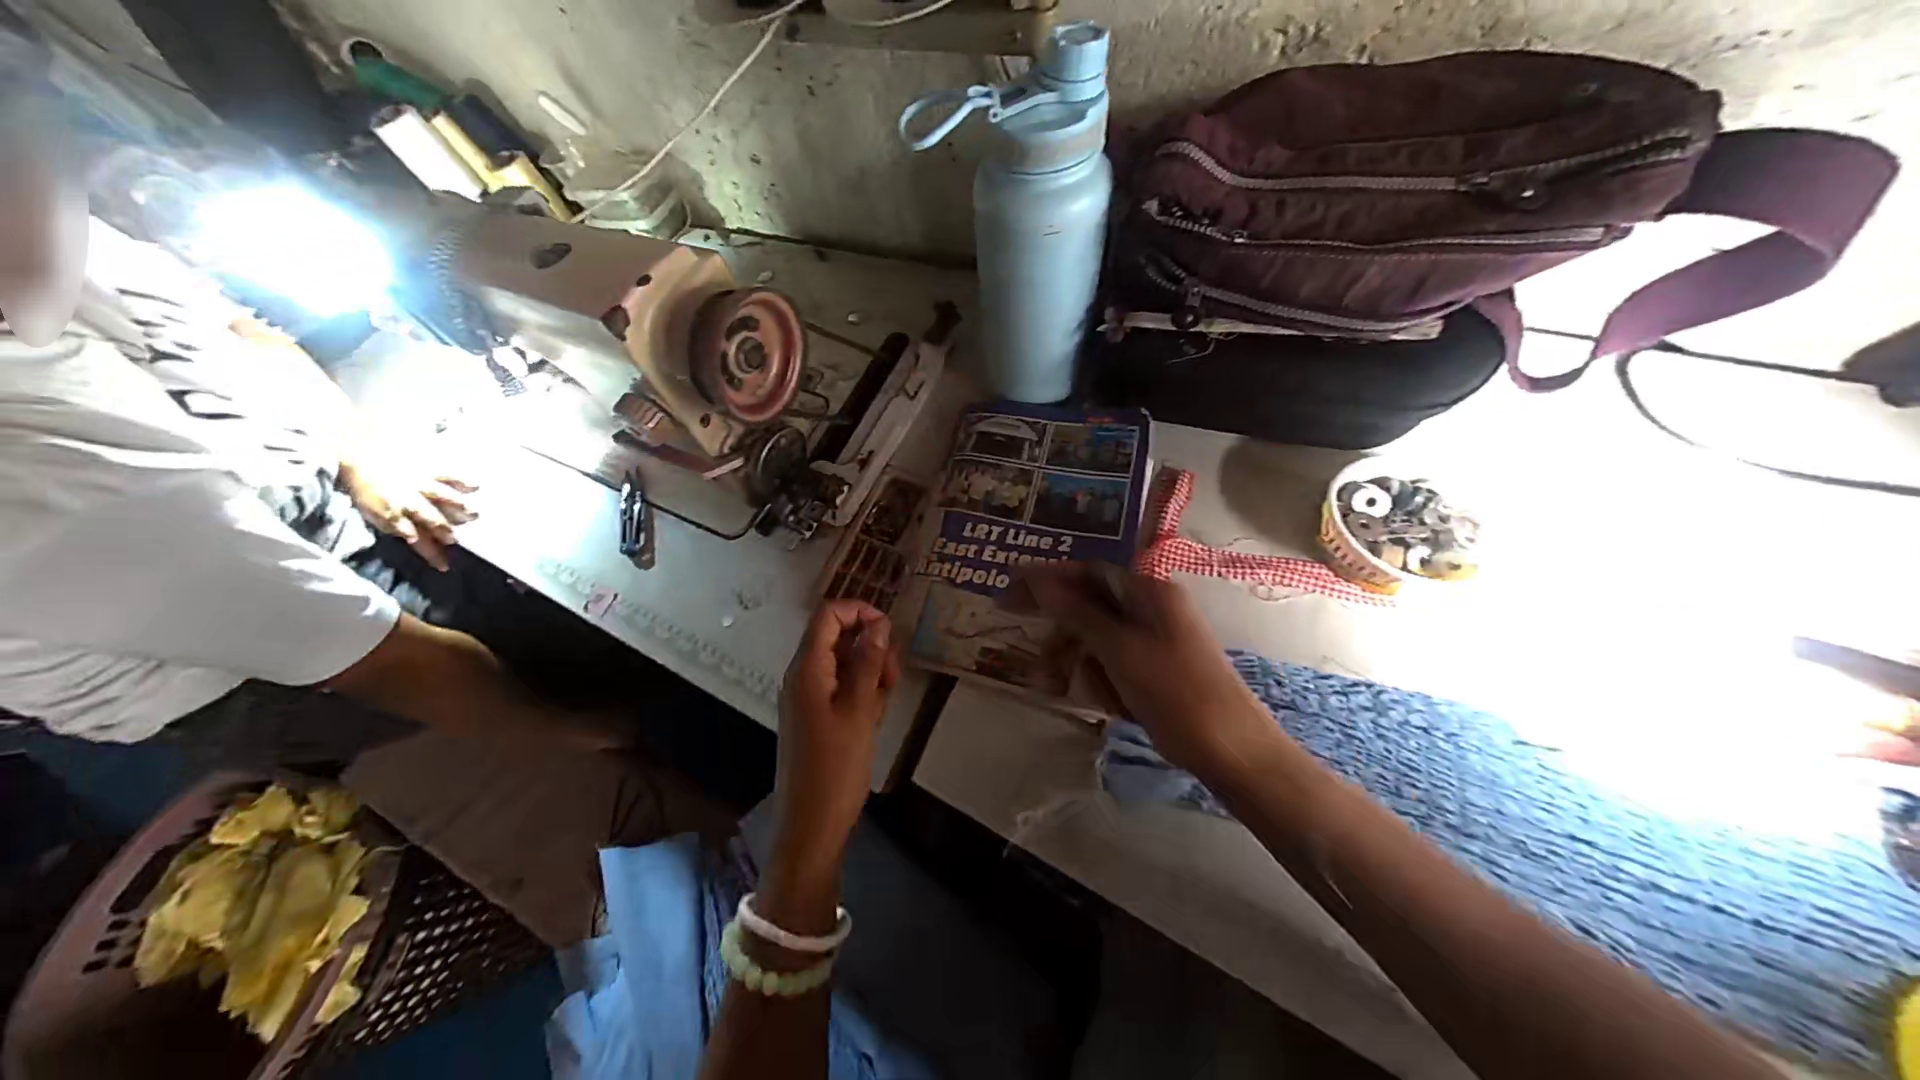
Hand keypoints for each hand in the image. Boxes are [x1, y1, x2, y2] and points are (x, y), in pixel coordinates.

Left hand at [338, 460, 477, 571]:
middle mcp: (411, 500)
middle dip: (443, 530)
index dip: (431, 553)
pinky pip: (448, 474)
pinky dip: (462, 480)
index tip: (445, 566)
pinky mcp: (428, 468)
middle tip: (455, 540)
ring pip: (442, 497)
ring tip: (474, 515)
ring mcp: (421, 483)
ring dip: (458, 507)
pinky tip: (476, 486)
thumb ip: (393, 525)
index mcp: (396, 513)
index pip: (417, 538)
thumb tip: (413, 537)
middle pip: (431, 518)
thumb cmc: (365, 486)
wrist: (354, 452)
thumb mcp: (372, 511)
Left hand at [764, 601, 899, 931]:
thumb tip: (879, 623)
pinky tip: (874, 717)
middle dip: (871, 646)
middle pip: (838, 637)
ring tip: (884, 701)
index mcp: (807, 669)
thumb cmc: (836, 766)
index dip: (860, 612)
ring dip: (870, 672)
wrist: (811, 824)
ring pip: (844, 663)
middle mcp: (803, 676)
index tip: (890, 632)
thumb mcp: (859, 710)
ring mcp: (808, 697)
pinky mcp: (816, 716)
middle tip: (892, 677)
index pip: (828, 615)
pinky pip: (842, 688)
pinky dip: (861, 693)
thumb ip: (868, 662)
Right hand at [1017, 565, 1279, 784]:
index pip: (1087, 572)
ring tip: (1073, 696)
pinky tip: (1110, 706)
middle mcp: (1150, 608)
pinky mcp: (1153, 668)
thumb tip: (1038, 581)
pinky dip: (1103, 682)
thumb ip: (1077, 613)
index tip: (1009, 589)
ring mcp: (1153, 639)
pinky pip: (1113, 664)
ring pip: (1097, 641)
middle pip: (1089, 608)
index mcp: (1148, 592)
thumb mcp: (1119, 650)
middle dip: (1062, 636)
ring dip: (1081, 665)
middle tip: (1038, 664)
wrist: (1231, 749)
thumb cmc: (1176, 692)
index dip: (1046, 578)